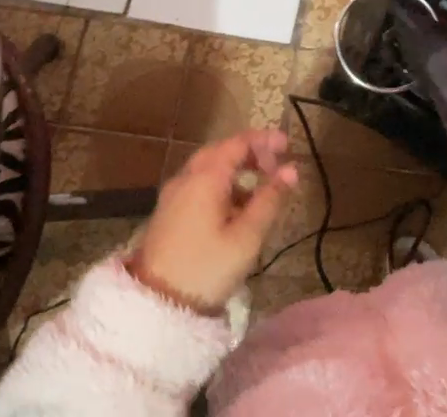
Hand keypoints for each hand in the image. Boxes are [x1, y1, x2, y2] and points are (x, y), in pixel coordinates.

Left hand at [130, 129, 298, 312]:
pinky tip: (234, 210)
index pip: (238, 143)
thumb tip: (291, 170)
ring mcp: (173, 195)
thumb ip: (270, 199)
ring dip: (235, 170)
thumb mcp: (247, 237)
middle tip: (275, 166)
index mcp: (205, 177)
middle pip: (220, 151)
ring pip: (207, 169)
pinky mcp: (167, 213)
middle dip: (249, 153)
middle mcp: (186, 178)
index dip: (265, 140)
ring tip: (260, 190)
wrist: (155, 305)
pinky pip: (198, 185)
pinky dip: (220, 185)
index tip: (288, 146)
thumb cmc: (206, 268)